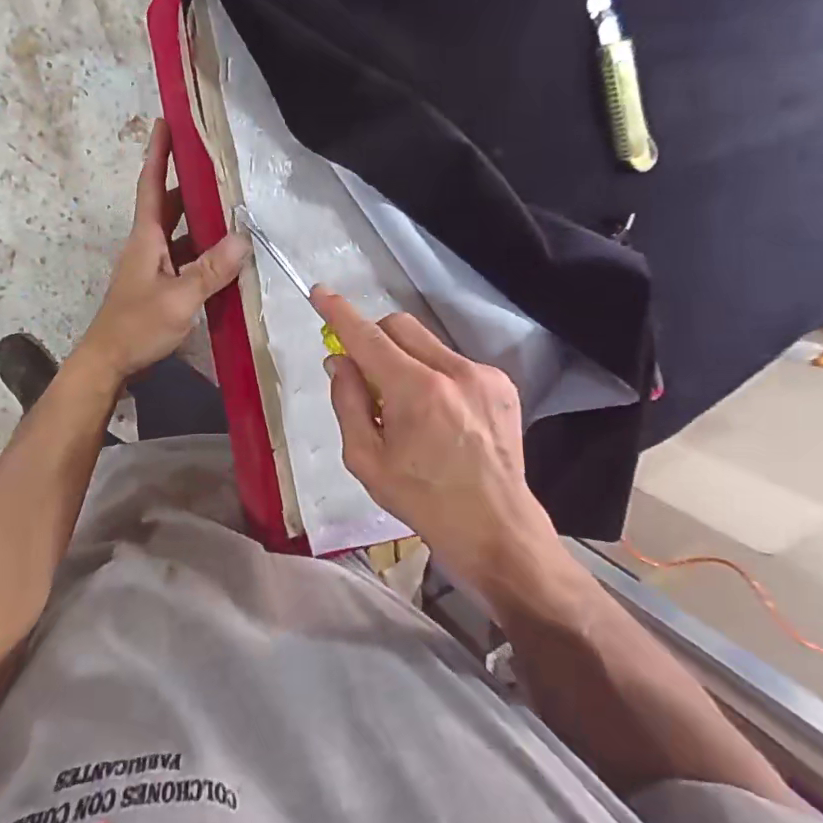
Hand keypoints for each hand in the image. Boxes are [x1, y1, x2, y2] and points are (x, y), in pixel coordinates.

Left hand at [73, 120, 248, 382]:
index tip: (165, 121)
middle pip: (168, 204)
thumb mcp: (179, 299)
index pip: (152, 184)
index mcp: (145, 238)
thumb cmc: (137, 326)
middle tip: (216, 162)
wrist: (108, 362)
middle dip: (188, 180)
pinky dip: (201, 251)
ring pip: (178, 233)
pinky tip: (224, 256)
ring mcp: (151, 267)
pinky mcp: (157, 287)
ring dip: (199, 218)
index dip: (158, 153)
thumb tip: (242, 240)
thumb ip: (210, 270)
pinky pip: (182, 258)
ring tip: (231, 204)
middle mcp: (146, 245)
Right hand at [311, 287, 556, 557]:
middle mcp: (454, 371)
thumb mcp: (365, 459)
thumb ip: (347, 401)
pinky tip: (438, 415)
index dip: (339, 313)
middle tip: (363, 373)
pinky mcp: (502, 385)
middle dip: (374, 338)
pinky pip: (453, 362)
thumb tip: (340, 362)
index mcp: (417, 392)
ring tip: (407, 406)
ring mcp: (483, 376)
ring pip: (427, 343)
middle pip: (400, 325)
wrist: (495, 528)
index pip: (368, 337)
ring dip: (405, 359)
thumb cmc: (422, 499)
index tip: (320, 294)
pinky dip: (433, 374)